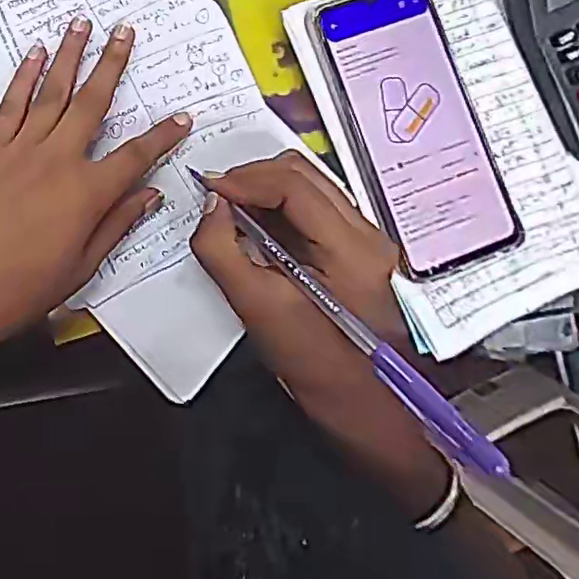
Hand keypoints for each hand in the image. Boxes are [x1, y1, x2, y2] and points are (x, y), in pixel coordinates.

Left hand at [0, 18, 192, 327]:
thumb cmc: (21, 286)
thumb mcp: (82, 265)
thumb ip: (117, 224)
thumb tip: (148, 196)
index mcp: (86, 193)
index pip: (135, 156)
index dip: (162, 137)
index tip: (182, 117)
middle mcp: (57, 160)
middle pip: (91, 103)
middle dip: (112, 64)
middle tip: (124, 31)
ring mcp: (21, 150)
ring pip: (51, 93)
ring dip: (69, 56)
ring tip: (80, 24)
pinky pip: (11, 106)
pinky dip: (24, 78)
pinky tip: (33, 55)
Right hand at [189, 152, 405, 391]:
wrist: (365, 405)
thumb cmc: (317, 366)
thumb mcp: (257, 308)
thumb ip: (223, 251)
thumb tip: (211, 206)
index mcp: (351, 251)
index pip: (292, 186)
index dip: (244, 180)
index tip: (210, 189)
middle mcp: (368, 235)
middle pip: (303, 172)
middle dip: (252, 176)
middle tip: (218, 194)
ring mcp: (367, 240)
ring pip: (310, 183)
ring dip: (265, 186)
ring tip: (232, 207)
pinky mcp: (357, 248)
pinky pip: (314, 205)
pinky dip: (278, 203)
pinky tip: (256, 223)